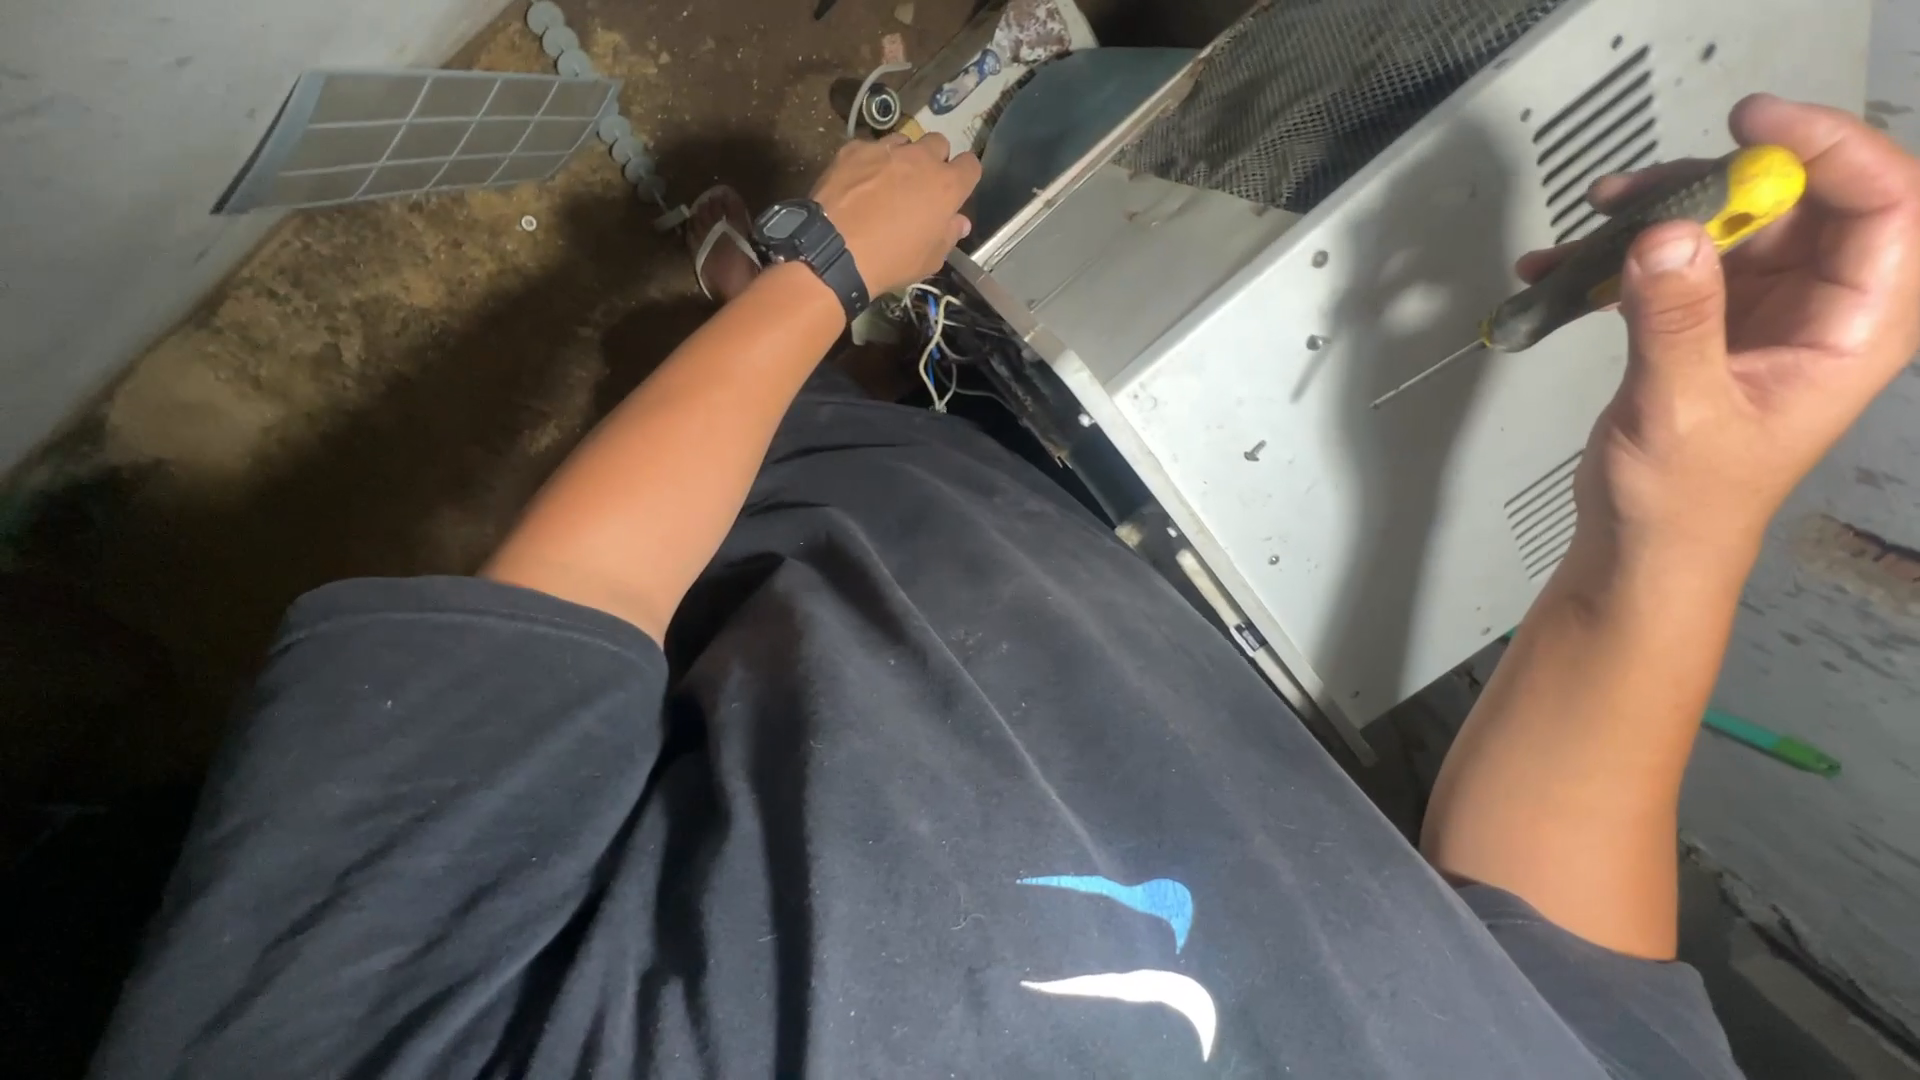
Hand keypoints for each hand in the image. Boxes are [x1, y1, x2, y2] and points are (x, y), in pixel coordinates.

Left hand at [812, 132, 981, 296]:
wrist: (836, 251)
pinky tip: (860, 182)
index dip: (965, 177)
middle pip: (938, 143)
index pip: (971, 165)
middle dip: (934, 160)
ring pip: (904, 141)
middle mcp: (920, 158)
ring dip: (903, 156)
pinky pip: (870, 147)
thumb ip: (948, 236)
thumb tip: (959, 222)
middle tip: (921, 185)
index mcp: (946, 186)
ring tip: (888, 181)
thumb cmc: (891, 260)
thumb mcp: (929, 260)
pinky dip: (870, 161)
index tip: (956, 191)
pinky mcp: (854, 149)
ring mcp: (886, 149)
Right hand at [1519, 95, 1919, 564]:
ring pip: (1722, 234)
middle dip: (1710, 188)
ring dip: (1650, 224)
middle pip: (1791, 207)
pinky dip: (1615, 268)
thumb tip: (1663, 236)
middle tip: (1626, 193)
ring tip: (1583, 228)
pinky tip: (1561, 274)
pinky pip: (1668, 274)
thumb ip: (1676, 322)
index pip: (1883, 204)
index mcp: (1858, 325)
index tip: (1747, 125)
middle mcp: (1818, 308)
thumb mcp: (1681, 410)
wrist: (1642, 547)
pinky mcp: (1701, 332)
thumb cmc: (1683, 498)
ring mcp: (1756, 318)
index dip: (1828, 149)